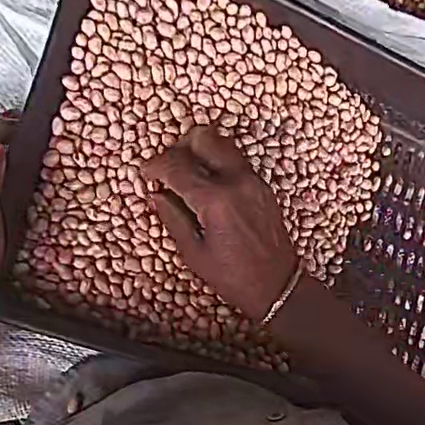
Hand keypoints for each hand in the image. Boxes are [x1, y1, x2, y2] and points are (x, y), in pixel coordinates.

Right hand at [139, 126, 298, 321]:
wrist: (279, 286)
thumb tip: (157, 195)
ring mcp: (254, 181)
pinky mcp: (263, 186)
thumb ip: (173, 218)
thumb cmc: (235, 278)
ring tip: (186, 173)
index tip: (146, 174)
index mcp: (216, 201)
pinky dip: (217, 163)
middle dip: (178, 148)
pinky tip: (207, 185)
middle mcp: (237, 182)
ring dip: (200, 150)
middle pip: (202, 138)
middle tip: (167, 168)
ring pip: (222, 144)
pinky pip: (236, 160)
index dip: (155, 167)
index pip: (176, 166)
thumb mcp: (194, 253)